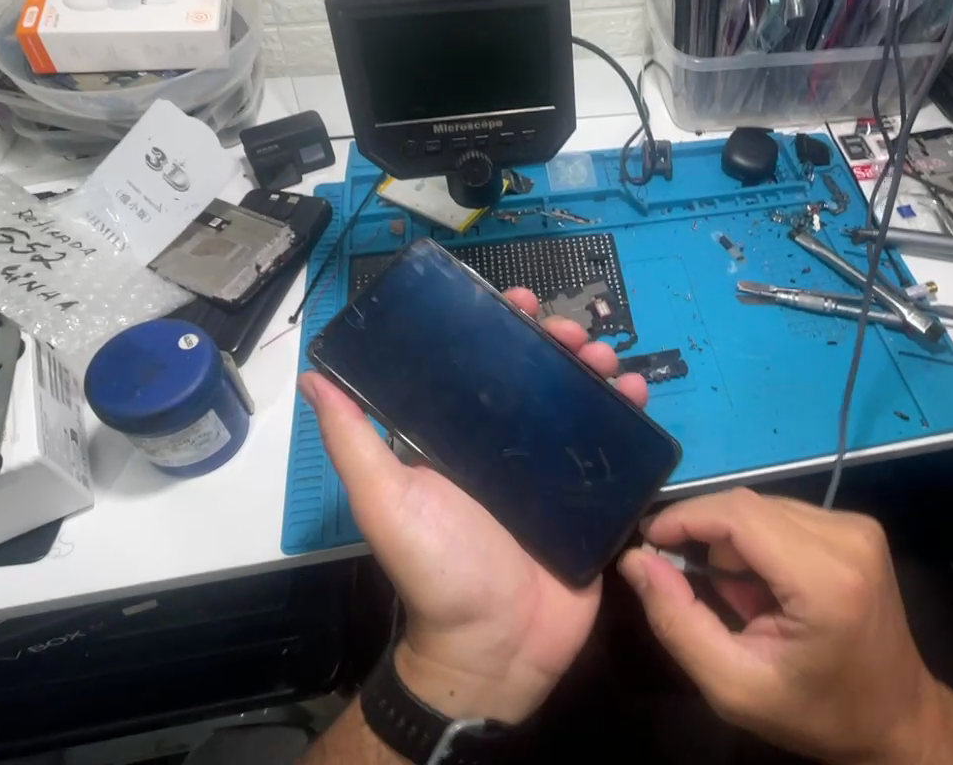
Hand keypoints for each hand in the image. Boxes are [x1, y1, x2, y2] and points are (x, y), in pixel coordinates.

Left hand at [299, 287, 649, 724]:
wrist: (496, 649)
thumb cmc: (437, 570)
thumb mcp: (386, 500)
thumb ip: (354, 441)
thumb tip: (315, 375)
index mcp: (464, 437)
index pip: (485, 367)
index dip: (502, 328)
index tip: (519, 303)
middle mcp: (510, 444)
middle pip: (540, 376)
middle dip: (558, 343)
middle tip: (572, 333)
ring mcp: (554, 468)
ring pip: (580, 400)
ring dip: (597, 369)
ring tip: (608, 360)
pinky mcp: (592, 495)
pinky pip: (613, 444)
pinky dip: (628, 412)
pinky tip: (637, 393)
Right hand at [618, 490, 952, 764]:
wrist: (896, 719)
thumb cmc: (815, 712)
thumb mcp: (735, 686)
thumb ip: (678, 622)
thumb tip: (635, 560)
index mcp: (826, 578)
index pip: (739, 514)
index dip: (686, 517)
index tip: (647, 538)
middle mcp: (847, 535)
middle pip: (748, 506)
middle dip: (707, 537)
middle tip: (691, 584)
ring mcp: (858, 526)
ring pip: (763, 506)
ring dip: (735, 544)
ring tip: (744, 600)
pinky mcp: (858, 525)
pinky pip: (784, 514)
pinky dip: (761, 543)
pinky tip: (769, 587)